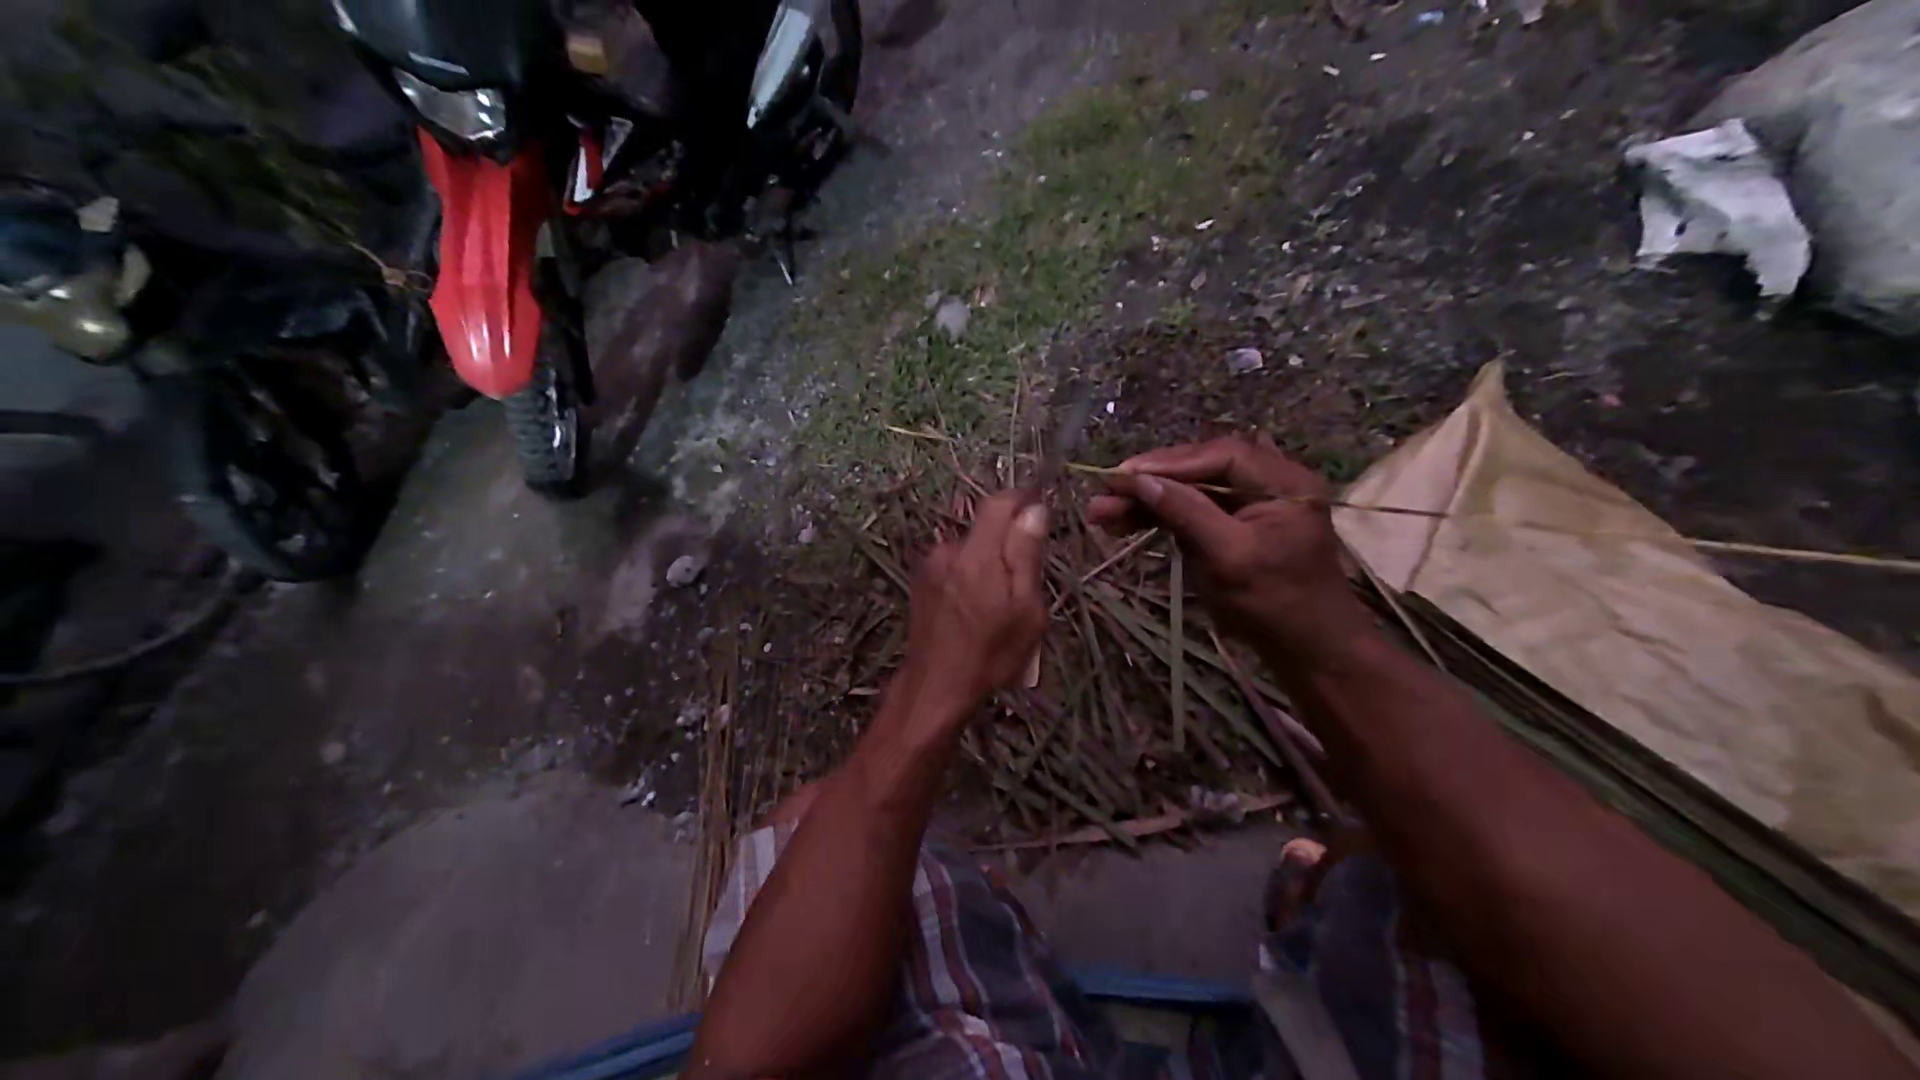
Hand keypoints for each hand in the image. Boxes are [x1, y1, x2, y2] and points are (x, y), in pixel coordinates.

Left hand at [901, 490, 1049, 710]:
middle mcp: (948, 550)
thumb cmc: (990, 654)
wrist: (935, 686)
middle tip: (1024, 576)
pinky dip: (971, 572)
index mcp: (976, 554)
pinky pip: (955, 562)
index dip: (1021, 498)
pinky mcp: (920, 580)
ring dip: (988, 558)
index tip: (1040, 509)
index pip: (998, 503)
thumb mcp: (1025, 610)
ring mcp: (930, 565)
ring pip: (970, 546)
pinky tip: (975, 605)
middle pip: (984, 524)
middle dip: (1007, 538)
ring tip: (998, 599)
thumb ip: (1026, 555)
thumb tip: (1034, 510)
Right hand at [1087, 434, 1365, 655]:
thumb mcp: (1228, 558)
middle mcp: (1267, 482)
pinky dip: (1158, 516)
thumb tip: (1140, 480)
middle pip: (1199, 469)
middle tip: (1104, 495)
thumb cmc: (1274, 605)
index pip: (1219, 455)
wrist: (1306, 648)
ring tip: (1101, 513)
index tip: (1123, 475)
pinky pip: (1190, 510)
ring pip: (1189, 490)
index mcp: (1282, 482)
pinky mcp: (1230, 524)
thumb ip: (1186, 513)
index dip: (1168, 462)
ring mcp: (1247, 504)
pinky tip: (1125, 522)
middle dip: (1149, 483)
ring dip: (1146, 500)